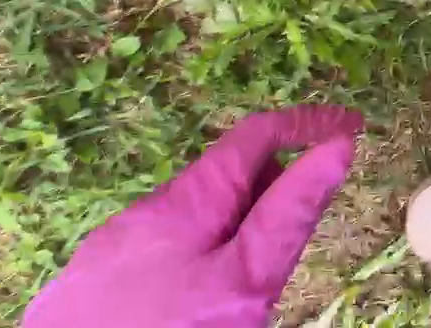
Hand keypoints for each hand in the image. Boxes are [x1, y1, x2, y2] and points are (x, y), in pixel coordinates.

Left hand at [24, 105, 363, 327]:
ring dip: (231, 232)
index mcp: (179, 204)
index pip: (257, 134)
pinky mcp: (75, 305)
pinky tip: (193, 309)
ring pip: (189, 224)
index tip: (355, 130)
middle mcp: (132, 220)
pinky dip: (191, 265)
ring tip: (245, 286)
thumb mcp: (250, 280)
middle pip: (223, 180)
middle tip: (298, 238)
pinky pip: (152, 261)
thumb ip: (293, 210)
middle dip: (271, 192)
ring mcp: (94, 265)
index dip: (312, 123)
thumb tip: (338, 145)